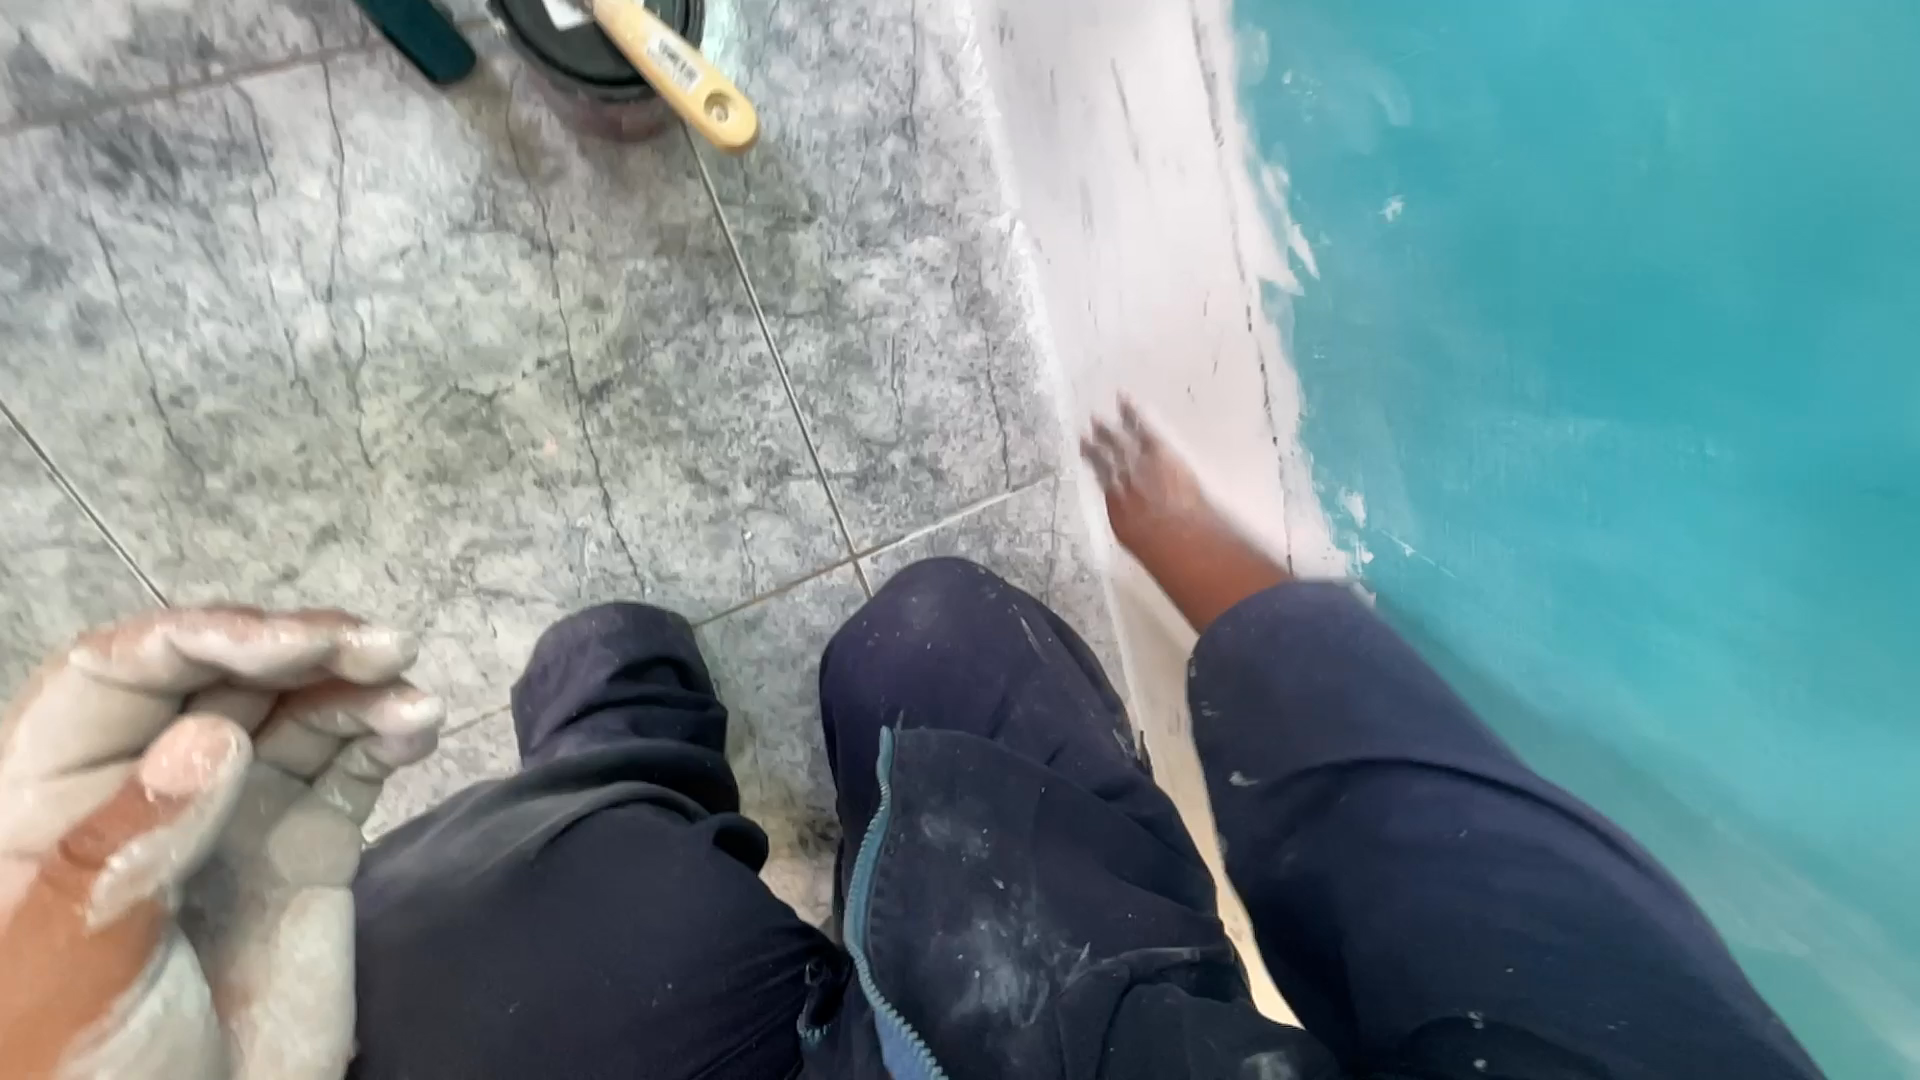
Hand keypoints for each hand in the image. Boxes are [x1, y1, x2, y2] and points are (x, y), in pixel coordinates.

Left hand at [0, 607, 445, 1078]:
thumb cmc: (79, 1077)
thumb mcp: (68, 976)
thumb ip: (126, 852)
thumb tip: (210, 736)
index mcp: (54, 803)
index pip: (120, 677)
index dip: (204, 637)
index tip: (292, 645)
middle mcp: (160, 785)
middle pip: (232, 677)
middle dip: (308, 647)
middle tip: (384, 646)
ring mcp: (246, 808)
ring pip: (309, 709)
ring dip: (368, 688)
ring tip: (417, 703)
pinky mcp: (317, 834)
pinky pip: (359, 760)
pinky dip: (396, 732)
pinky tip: (420, 730)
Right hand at [1083, 398, 1289, 629]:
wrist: (1174, 537)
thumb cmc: (1170, 556)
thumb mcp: (1156, 553)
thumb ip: (1155, 544)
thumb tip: (1170, 556)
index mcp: (1121, 516)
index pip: (1107, 489)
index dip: (1099, 474)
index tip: (1089, 463)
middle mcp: (1124, 489)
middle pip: (1108, 465)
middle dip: (1098, 448)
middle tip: (1085, 433)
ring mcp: (1140, 469)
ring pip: (1120, 447)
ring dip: (1109, 432)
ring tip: (1098, 418)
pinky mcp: (1157, 454)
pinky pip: (1143, 431)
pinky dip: (1133, 415)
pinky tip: (1125, 399)